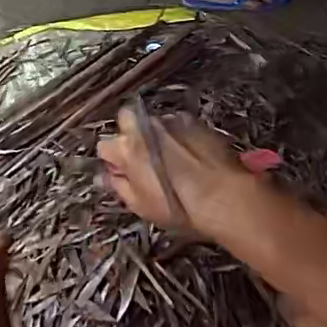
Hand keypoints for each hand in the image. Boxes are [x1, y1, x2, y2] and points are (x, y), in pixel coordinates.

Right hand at [95, 107, 255, 231]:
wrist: (223, 195)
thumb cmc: (178, 207)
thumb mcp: (141, 206)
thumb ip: (118, 186)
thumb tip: (102, 176)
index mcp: (126, 149)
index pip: (104, 146)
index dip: (112, 160)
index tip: (122, 171)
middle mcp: (144, 127)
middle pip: (125, 120)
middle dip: (129, 133)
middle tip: (142, 156)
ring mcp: (169, 120)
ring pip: (152, 120)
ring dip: (154, 133)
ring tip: (170, 155)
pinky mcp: (192, 120)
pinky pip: (176, 122)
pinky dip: (177, 132)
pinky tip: (189, 150)